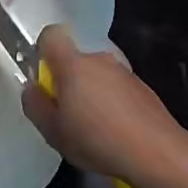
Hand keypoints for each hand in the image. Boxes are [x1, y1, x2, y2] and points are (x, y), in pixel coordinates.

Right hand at [20, 25, 187, 187]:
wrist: (156, 151)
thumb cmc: (97, 141)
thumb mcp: (54, 132)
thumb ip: (36, 106)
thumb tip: (32, 89)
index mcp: (74, 65)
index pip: (51, 36)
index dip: (42, 52)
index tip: (44, 79)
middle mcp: (101, 60)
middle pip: (76, 60)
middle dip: (68, 82)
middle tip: (66, 116)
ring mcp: (125, 72)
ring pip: (98, 76)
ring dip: (91, 94)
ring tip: (93, 130)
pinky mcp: (143, 88)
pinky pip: (117, 89)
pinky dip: (111, 104)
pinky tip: (114, 133)